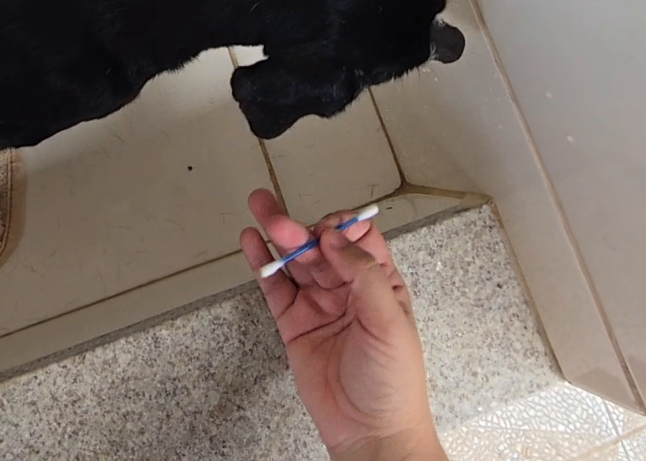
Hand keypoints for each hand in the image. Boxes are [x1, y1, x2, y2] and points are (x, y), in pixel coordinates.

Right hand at [241, 189, 443, 460]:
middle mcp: (345, 287)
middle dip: (298, 229)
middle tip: (277, 219)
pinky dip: (262, 262)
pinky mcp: (293, 322)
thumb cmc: (394, 381)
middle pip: (319, 245)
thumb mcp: (390, 322)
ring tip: (259, 210)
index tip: (324, 229)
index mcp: (377, 282)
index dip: (339, 227)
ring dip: (277, 235)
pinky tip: (251, 242)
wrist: (370, 434)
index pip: (356, 238)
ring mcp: (317, 303)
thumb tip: (334, 237)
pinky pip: (275, 286)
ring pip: (294, 260)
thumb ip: (363, 274)